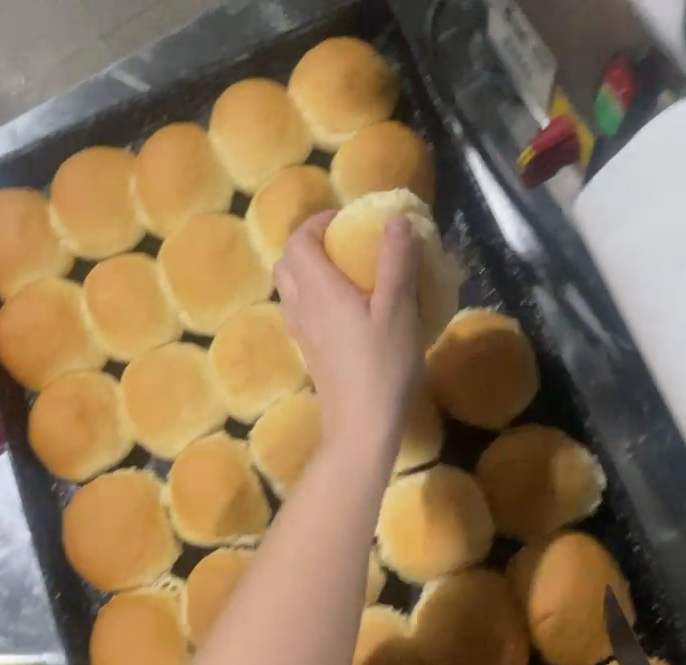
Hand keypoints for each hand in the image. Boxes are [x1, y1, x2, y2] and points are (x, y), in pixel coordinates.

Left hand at [272, 213, 422, 449]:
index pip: (299, 240)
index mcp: (319, 288)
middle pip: (287, 263)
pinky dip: (313, 299)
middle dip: (309, 245)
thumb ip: (396, 261)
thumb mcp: (398, 309)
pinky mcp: (310, 354)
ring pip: (290, 289)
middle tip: (343, 245)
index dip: (318, 223)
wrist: (362, 424)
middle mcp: (301, 306)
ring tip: (345, 275)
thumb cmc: (383, 365)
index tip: (347, 221)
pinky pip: (300, 313)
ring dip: (308, 272)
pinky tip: (344, 311)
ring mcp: (302, 333)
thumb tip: (395, 219)